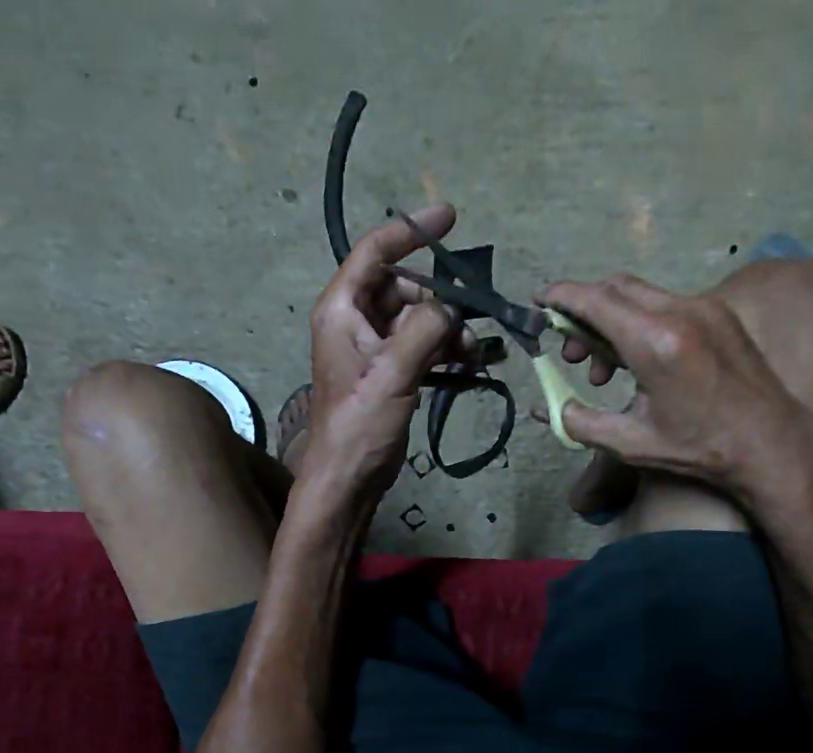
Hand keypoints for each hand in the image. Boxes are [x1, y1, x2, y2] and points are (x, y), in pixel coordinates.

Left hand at [304, 203, 463, 503]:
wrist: (348, 477)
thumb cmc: (360, 423)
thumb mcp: (392, 371)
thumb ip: (426, 328)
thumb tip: (453, 307)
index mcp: (342, 309)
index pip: (375, 252)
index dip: (410, 230)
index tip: (450, 216)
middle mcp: (354, 321)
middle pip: (403, 286)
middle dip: (440, 299)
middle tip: (469, 322)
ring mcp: (371, 347)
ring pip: (417, 318)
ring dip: (447, 329)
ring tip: (470, 354)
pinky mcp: (387, 372)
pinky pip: (420, 345)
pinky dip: (442, 350)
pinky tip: (466, 364)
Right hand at [538, 275, 812, 504]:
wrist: (773, 444)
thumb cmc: (699, 448)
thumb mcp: (629, 444)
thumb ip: (579, 422)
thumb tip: (548, 407)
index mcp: (656, 343)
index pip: (596, 301)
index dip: (561, 296)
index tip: (539, 300)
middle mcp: (682, 313)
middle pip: (615, 289)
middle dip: (582, 312)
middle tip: (570, 353)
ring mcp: (706, 309)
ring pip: (640, 295)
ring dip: (610, 321)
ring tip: (602, 370)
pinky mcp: (720, 316)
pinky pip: (665, 305)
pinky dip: (638, 323)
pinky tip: (636, 362)